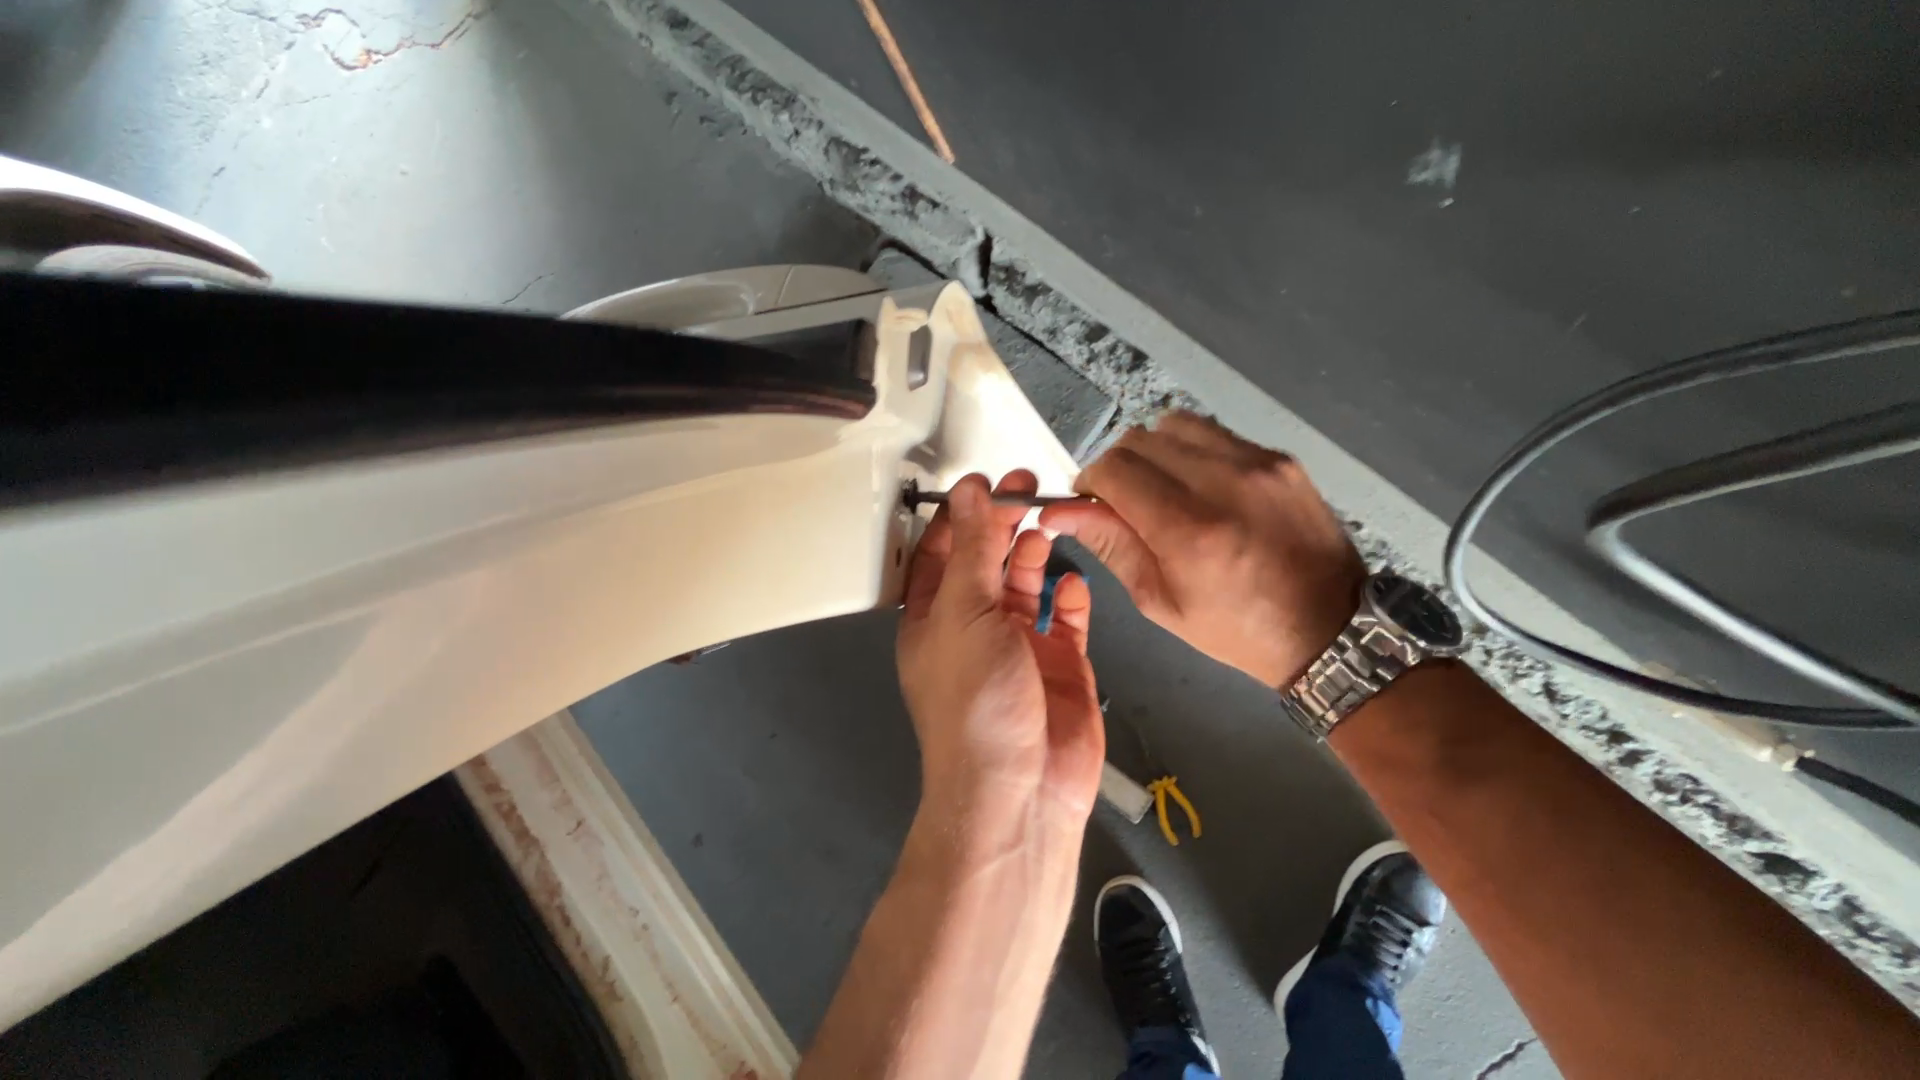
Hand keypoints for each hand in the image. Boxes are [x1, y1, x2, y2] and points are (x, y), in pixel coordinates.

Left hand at [897, 471, 1105, 822]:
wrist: (1021, 792)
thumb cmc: (978, 701)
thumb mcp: (965, 616)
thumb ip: (973, 552)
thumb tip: (968, 491)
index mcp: (933, 620)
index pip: (941, 554)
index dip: (960, 516)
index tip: (984, 480)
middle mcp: (973, 630)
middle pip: (987, 563)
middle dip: (1004, 525)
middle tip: (1028, 485)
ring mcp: (1019, 648)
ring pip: (1027, 586)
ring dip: (1036, 555)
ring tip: (1050, 523)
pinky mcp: (1061, 666)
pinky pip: (1066, 620)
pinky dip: (1070, 598)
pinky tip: (1074, 582)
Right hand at [1039, 411, 1365, 687]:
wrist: (1329, 629)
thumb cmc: (1237, 630)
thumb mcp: (1161, 602)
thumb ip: (1112, 545)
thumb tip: (1060, 511)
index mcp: (1190, 531)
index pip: (1113, 470)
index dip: (1088, 483)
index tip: (1088, 504)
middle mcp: (1224, 483)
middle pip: (1138, 439)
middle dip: (1116, 466)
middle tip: (1121, 501)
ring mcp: (1258, 463)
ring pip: (1174, 424)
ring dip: (1153, 450)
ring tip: (1160, 487)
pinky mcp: (1280, 458)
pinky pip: (1215, 433)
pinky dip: (1191, 451)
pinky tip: (1200, 486)